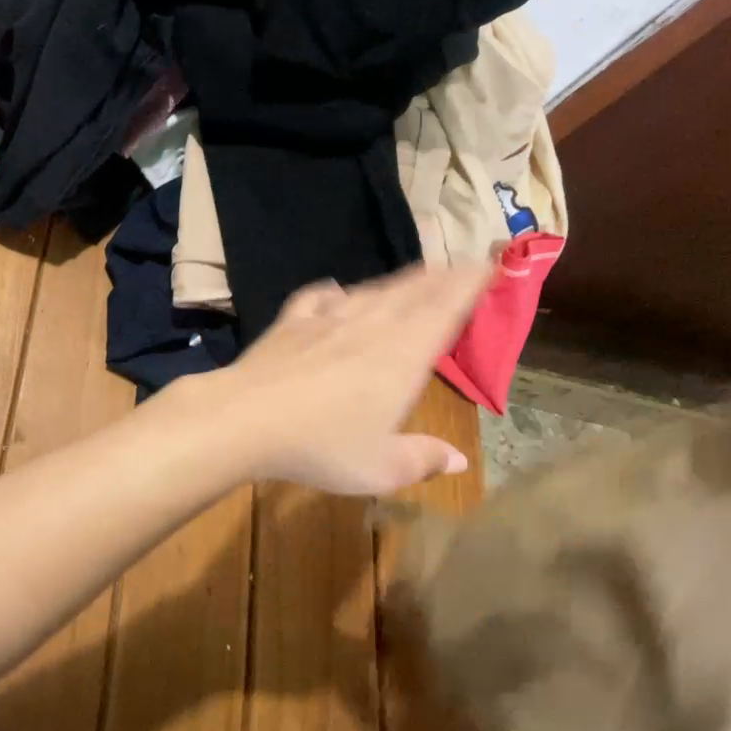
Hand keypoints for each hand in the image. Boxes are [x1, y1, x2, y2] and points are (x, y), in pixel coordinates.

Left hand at [181, 266, 488, 495]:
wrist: (244, 417)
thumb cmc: (321, 445)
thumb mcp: (381, 466)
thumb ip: (421, 458)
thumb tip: (458, 460)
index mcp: (401, 356)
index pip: (443, 310)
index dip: (467, 285)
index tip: (486, 265)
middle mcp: (368, 327)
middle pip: (410, 294)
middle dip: (439, 277)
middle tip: (460, 264)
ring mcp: (324, 320)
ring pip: (369, 292)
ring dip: (396, 281)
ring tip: (415, 275)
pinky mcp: (289, 323)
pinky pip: (316, 297)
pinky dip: (333, 291)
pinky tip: (335, 290)